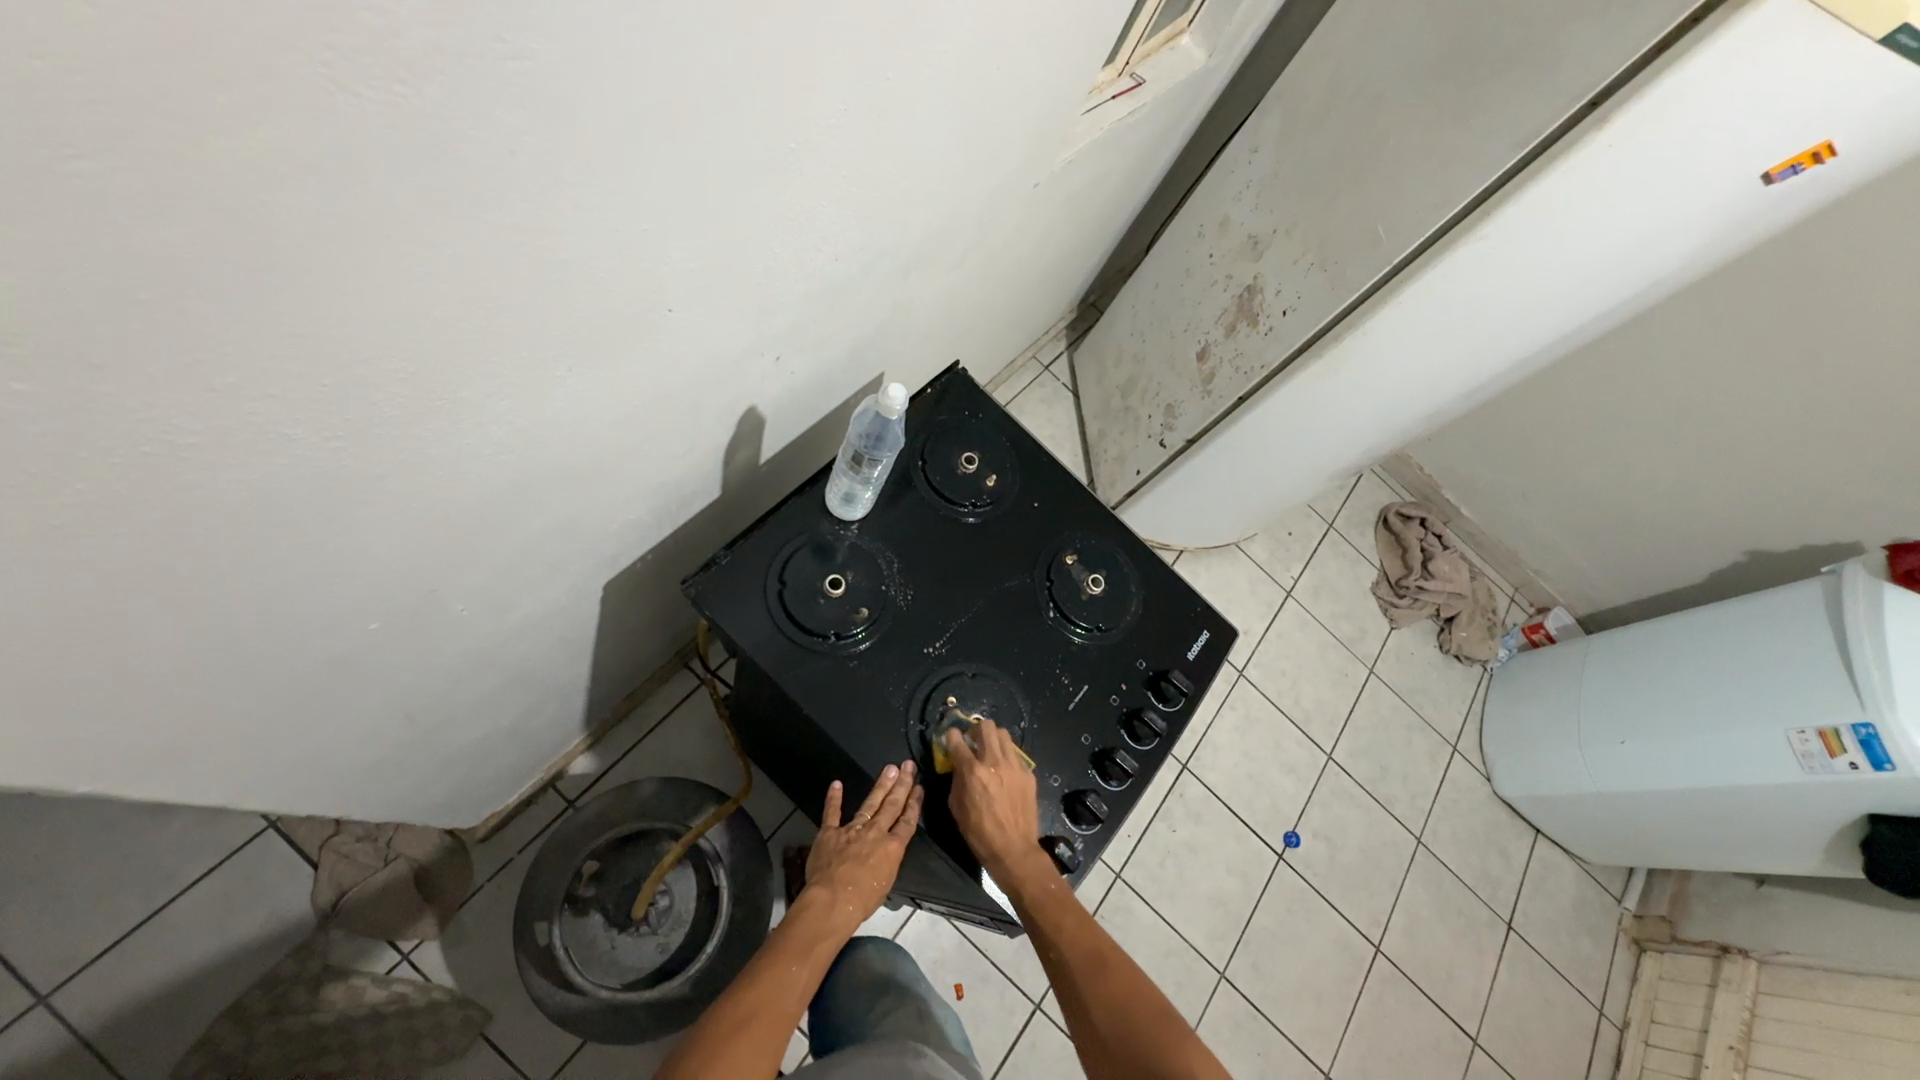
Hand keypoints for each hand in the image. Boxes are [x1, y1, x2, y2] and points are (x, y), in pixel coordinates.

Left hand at [803, 761, 922, 930]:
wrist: (833, 899)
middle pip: (892, 805)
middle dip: (902, 784)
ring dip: (880, 786)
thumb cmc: (863, 900)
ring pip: (869, 803)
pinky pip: (832, 812)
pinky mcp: (829, 833)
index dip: (914, 803)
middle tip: (908, 765)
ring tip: (889, 768)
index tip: (919, 787)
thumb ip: (887, 863)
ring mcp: (852, 830)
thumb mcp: (886, 884)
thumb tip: (887, 856)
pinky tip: (836, 784)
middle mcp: (875, 833)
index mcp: (892, 848)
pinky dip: (834, 798)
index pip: (907, 821)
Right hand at [944, 720, 1043, 880]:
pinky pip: (1016, 754)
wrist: (1014, 849)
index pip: (957, 739)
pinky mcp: (1029, 773)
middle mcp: (994, 762)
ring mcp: (1015, 766)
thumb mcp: (956, 807)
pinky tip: (1004, 770)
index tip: (950, 737)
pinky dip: (1006, 756)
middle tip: (972, 741)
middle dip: (975, 730)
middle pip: (986, 726)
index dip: (950, 735)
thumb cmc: (979, 833)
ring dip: (993, 739)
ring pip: (1004, 734)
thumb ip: (956, 780)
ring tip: (990, 751)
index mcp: (973, 771)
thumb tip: (958, 765)